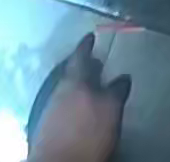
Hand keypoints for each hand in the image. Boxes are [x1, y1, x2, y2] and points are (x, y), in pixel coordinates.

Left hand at [29, 34, 130, 161]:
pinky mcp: (46, 130)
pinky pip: (62, 107)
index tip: (91, 36)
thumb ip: (117, 90)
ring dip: (79, 88)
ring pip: (67, 91)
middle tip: (98, 64)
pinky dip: (73, 104)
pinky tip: (81, 112)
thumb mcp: (111, 109)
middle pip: (72, 73)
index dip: (86, 45)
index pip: (80, 55)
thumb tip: (123, 77)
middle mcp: (59, 91)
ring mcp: (50, 111)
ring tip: (93, 90)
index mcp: (74, 80)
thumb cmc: (87, 133)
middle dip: (85, 68)